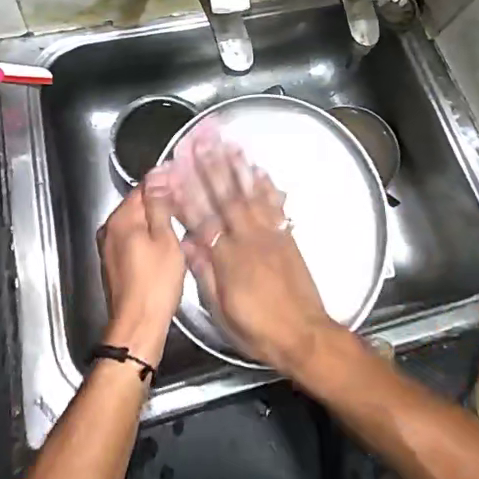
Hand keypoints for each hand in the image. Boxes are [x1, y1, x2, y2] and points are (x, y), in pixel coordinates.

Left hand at [96, 176, 186, 364]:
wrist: (137, 325)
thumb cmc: (156, 282)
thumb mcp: (165, 239)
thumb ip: (160, 206)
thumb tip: (157, 177)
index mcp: (121, 218)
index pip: (143, 187)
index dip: (164, 184)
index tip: (184, 187)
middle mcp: (109, 228)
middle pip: (137, 204)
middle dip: (159, 203)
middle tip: (185, 207)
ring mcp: (108, 247)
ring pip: (135, 223)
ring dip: (153, 222)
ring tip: (179, 226)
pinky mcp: (113, 263)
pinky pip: (131, 240)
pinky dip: (146, 239)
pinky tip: (164, 247)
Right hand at [167, 129, 341, 375]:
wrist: (305, 336)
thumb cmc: (258, 329)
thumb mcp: (221, 310)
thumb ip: (204, 272)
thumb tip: (186, 242)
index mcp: (228, 258)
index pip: (201, 218)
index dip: (186, 192)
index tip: (174, 170)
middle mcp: (248, 239)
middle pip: (225, 197)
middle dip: (210, 167)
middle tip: (199, 142)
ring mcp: (270, 235)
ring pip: (250, 194)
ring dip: (237, 168)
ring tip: (227, 145)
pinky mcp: (286, 237)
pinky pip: (274, 205)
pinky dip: (266, 185)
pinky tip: (259, 169)